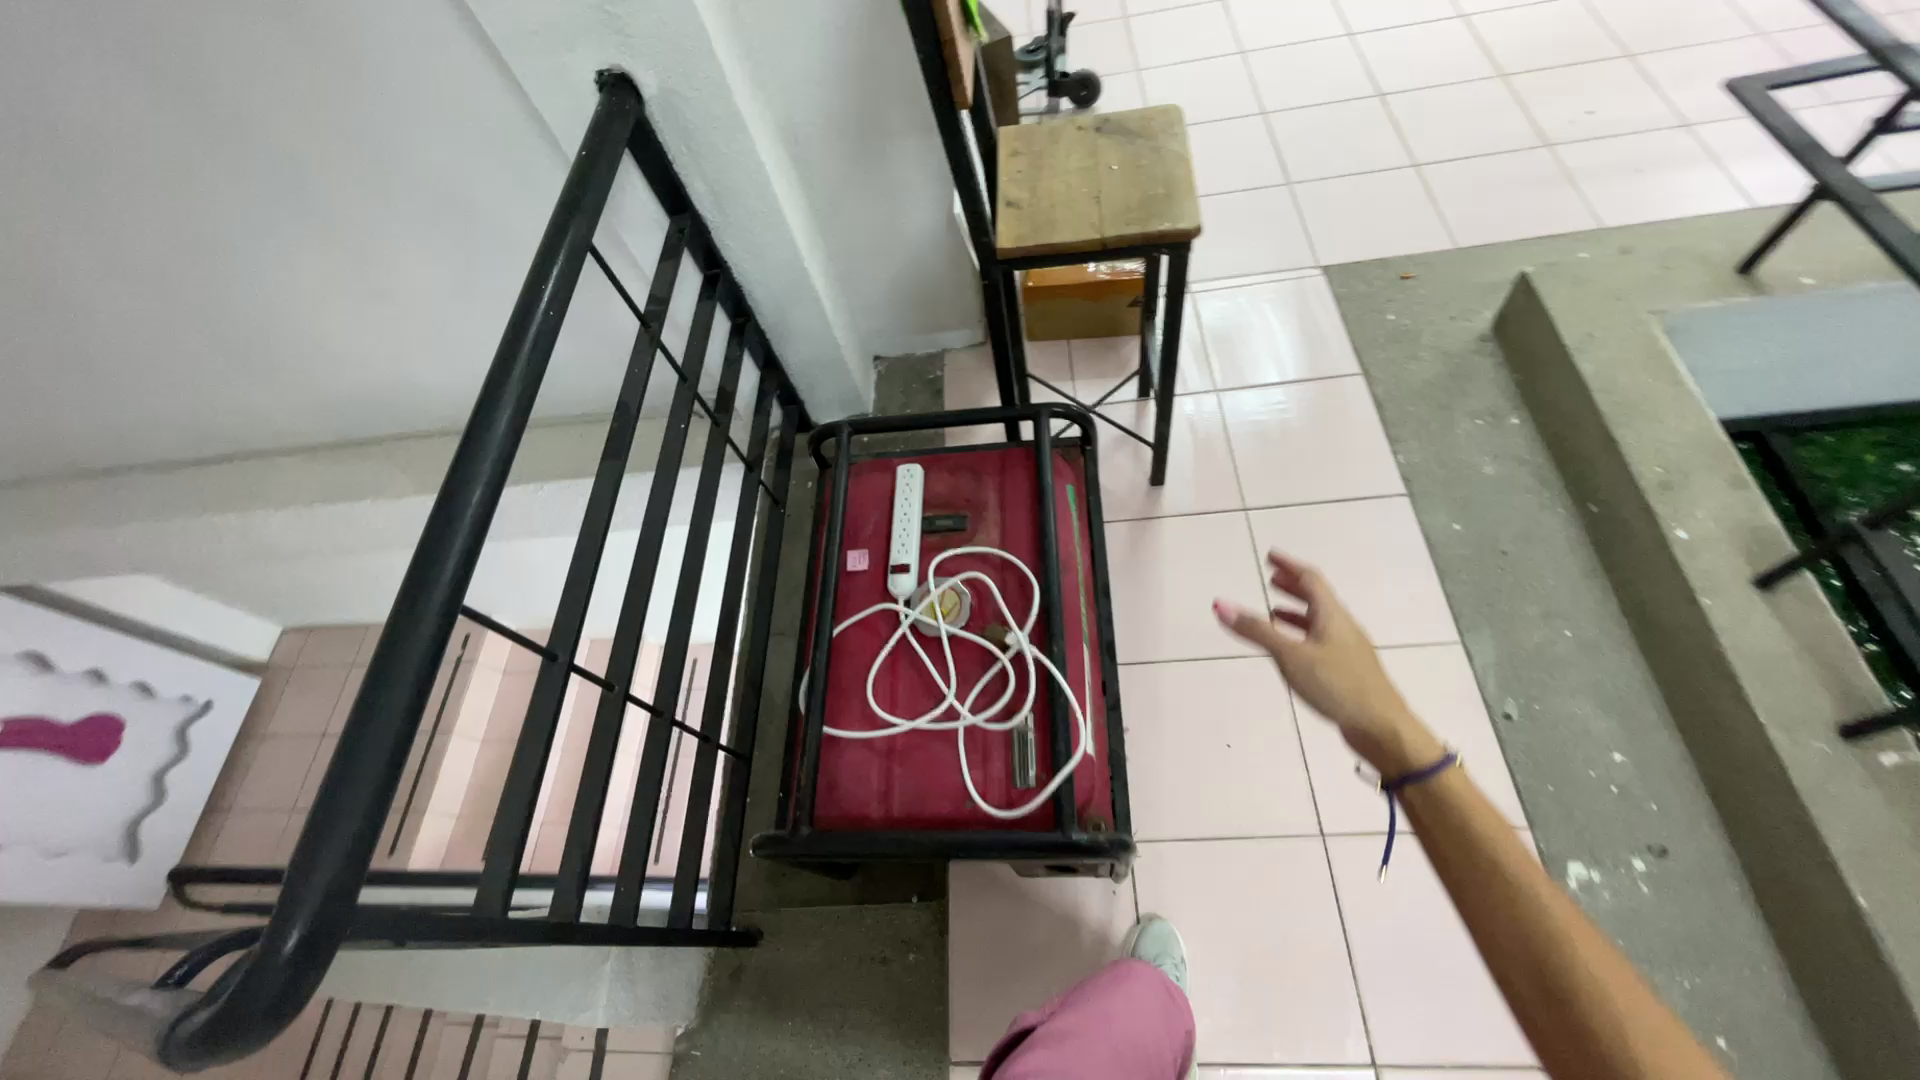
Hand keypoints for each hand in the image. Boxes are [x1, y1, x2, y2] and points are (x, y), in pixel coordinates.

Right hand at [1213, 550, 1443, 777]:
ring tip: (1274, 612)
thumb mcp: (1291, 656)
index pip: (1310, 580)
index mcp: (1332, 616)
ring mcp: (1348, 649)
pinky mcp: (1348, 670)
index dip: (1289, 566)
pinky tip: (1293, 652)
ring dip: (1297, 612)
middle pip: (1318, 598)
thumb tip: (1220, 604)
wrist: (1382, 727)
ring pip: (1320, 621)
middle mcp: (1343, 627)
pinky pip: (1321, 641)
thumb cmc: (1337, 685)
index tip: (1270, 556)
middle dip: (1293, 586)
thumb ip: (1256, 631)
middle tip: (1270, 578)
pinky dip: (1302, 636)